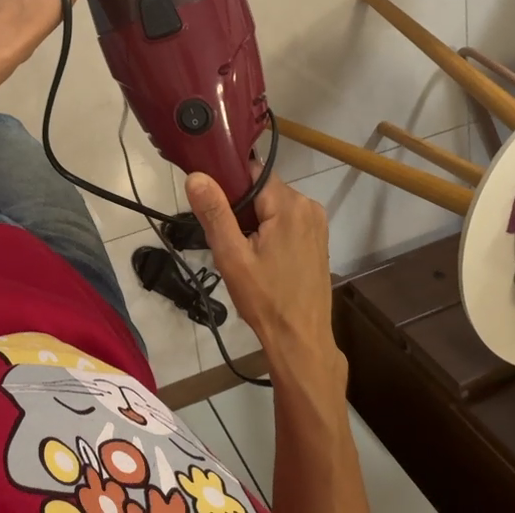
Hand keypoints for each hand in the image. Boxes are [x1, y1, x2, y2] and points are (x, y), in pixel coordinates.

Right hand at [187, 169, 344, 386]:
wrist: (301, 341)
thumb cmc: (265, 299)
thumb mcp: (232, 256)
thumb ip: (214, 212)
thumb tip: (196, 176)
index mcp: (289, 204)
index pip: (252, 173)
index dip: (228, 185)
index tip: (212, 207)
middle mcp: (308, 205)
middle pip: (262, 189)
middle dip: (240, 208)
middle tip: (227, 240)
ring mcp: (317, 223)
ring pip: (273, 206)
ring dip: (254, 221)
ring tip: (242, 253)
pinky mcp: (318, 240)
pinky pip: (286, 221)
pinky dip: (270, 232)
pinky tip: (261, 259)